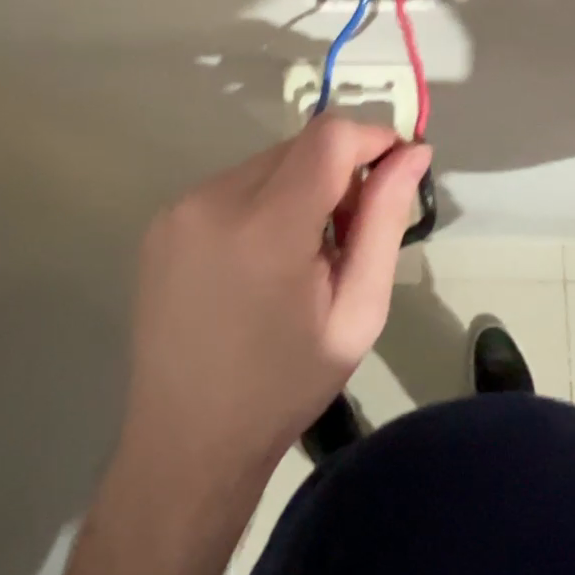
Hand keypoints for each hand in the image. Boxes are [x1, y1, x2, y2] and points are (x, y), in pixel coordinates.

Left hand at [120, 116, 431, 477]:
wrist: (188, 437)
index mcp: (267, 226)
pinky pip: (231, 187)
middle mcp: (214, 199)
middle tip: (352, 234)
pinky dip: (262, 203)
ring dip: (299, 188)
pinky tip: (262, 261)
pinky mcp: (162, 222)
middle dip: (338, 171)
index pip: (329, 136)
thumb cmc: (285, 385)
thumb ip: (384, 223)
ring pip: (264, 164)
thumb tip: (413, 153)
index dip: (372, 138)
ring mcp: (179, 208)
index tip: (397, 170)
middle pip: (297, 147)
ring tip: (305, 256)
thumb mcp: (356, 312)